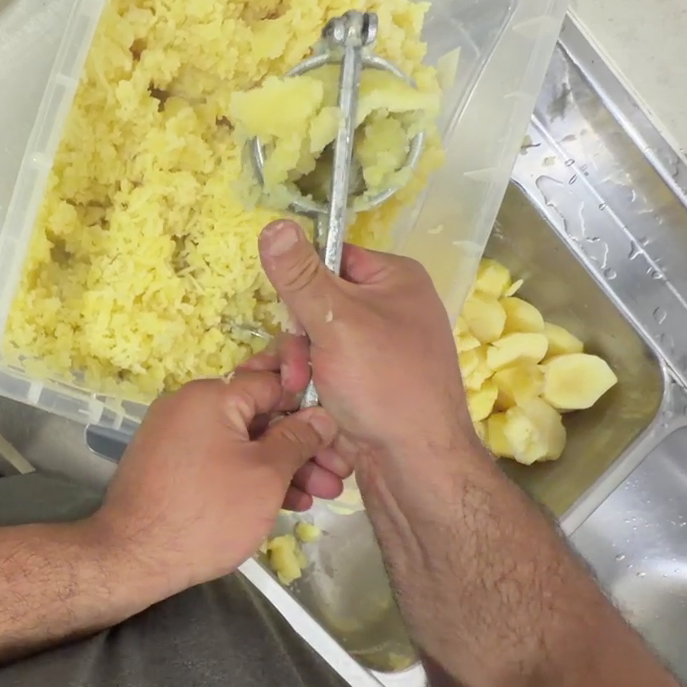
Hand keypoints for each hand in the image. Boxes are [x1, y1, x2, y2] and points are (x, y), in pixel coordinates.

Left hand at [91, 369, 341, 595]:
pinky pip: (218, 459)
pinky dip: (249, 476)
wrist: (134, 555)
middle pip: (258, 417)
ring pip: (240, 443)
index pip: (273, 386)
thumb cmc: (207, 512)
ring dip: (281, 468)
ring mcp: (174, 436)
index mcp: (208, 396)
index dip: (311, 411)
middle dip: (302, 448)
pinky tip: (284, 503)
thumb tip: (320, 417)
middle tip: (338, 476)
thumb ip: (297, 440)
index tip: (340, 438)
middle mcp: (187, 406)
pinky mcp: (169, 464)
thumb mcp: (265, 475)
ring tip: (320, 496)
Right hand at [257, 219, 479, 470]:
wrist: (414, 463)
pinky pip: (321, 369)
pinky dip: (307, 386)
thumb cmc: (384, 384)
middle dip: (297, 340)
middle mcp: (389, 309)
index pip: (329, 260)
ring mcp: (377, 348)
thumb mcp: (336, 322)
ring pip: (312, 342)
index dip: (301, 287)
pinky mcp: (365, 382)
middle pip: (315, 304)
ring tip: (299, 395)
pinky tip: (302, 404)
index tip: (294, 318)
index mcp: (394, 280)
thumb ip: (300, 276)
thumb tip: (273, 224)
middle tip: (299, 369)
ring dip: (296, 367)